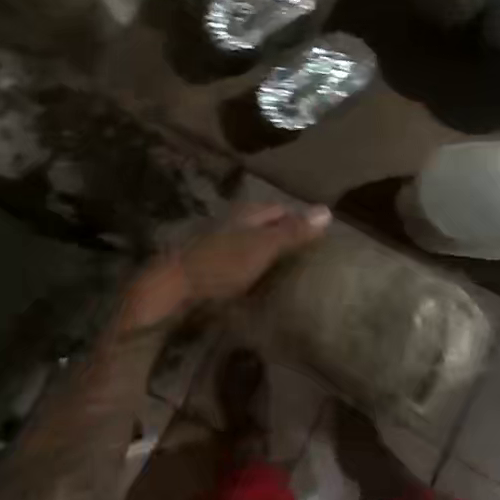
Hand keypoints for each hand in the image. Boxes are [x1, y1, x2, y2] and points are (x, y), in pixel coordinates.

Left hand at [120, 203, 330, 328]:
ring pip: (251, 245)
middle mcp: (231, 224)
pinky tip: (262, 285)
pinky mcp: (209, 268)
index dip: (301, 220)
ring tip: (291, 274)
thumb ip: (292, 231)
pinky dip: (254, 271)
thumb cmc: (220, 264)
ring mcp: (218, 245)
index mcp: (246, 214)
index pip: (281, 210)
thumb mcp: (262, 247)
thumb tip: (327, 210)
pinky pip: (239, 264)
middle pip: (265, 226)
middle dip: (285, 237)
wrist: (172, 289)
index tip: (322, 238)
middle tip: (310, 258)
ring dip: (268, 256)